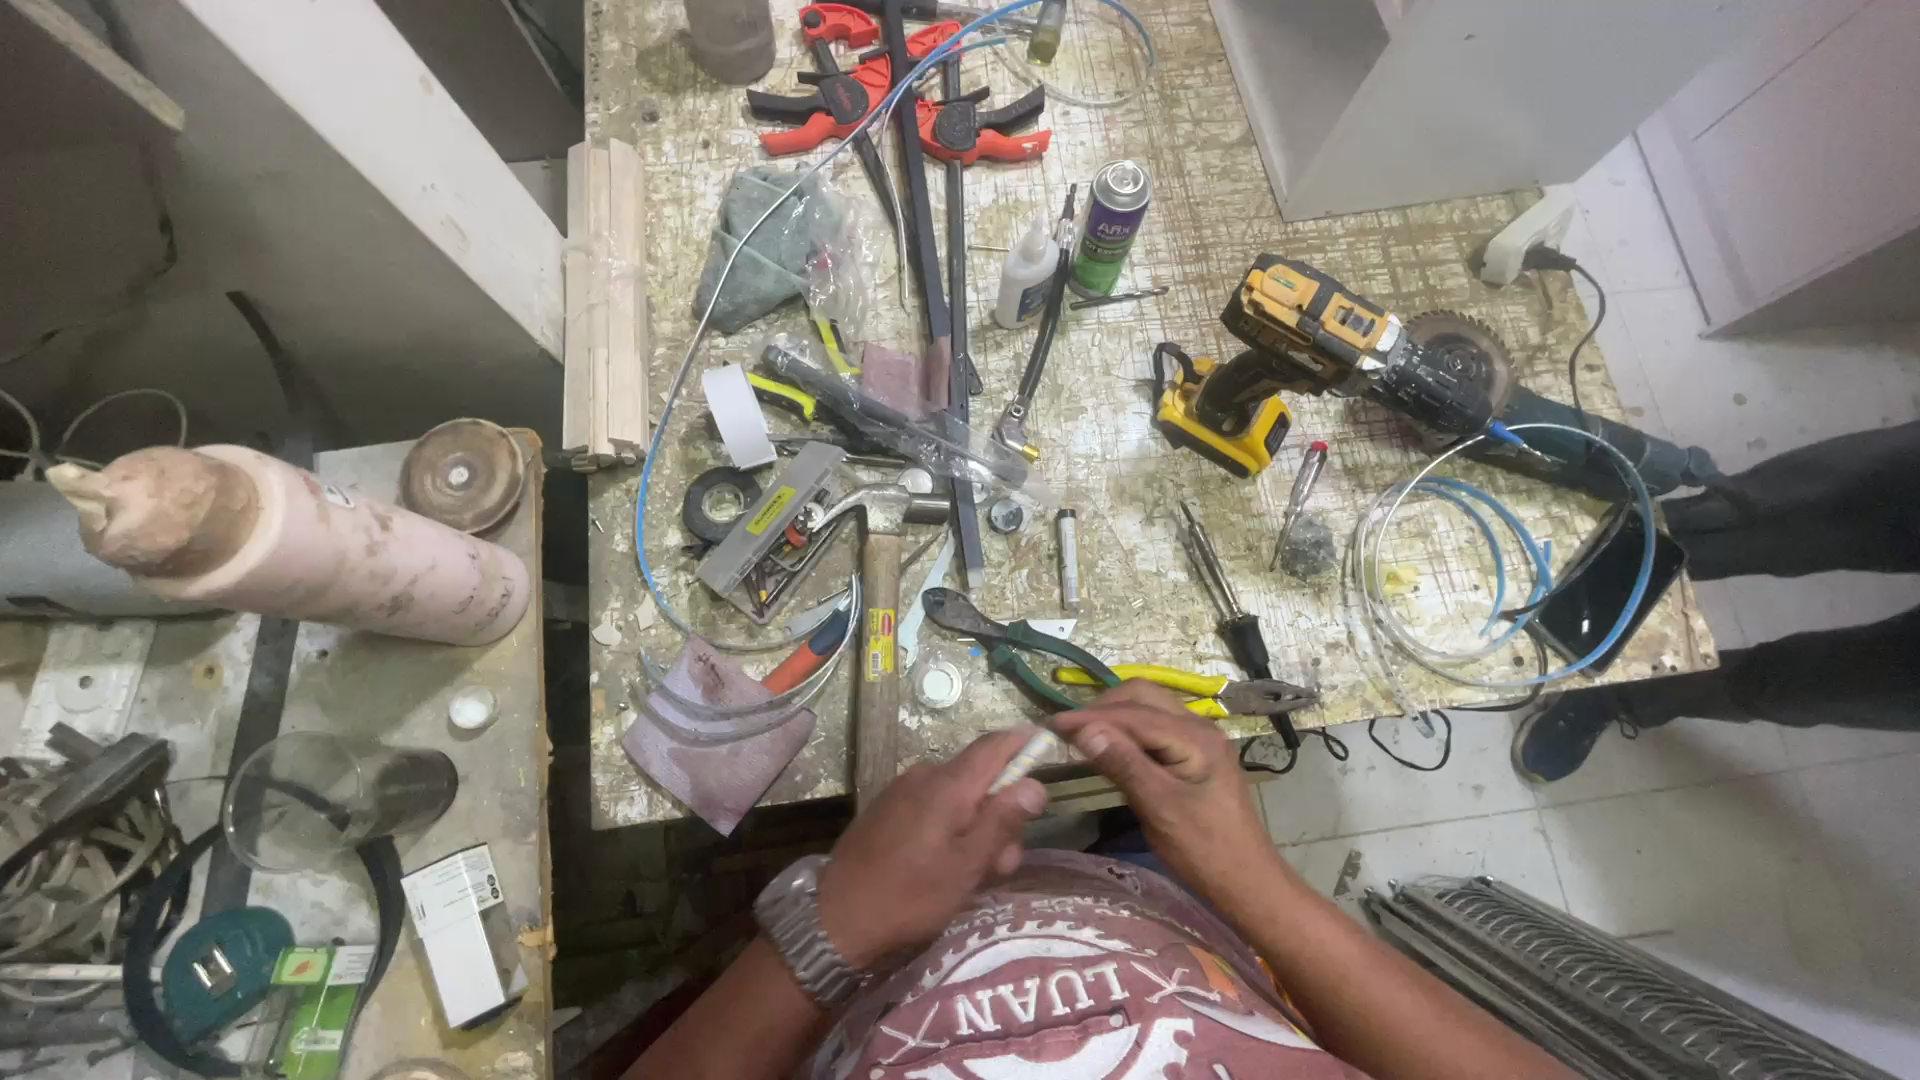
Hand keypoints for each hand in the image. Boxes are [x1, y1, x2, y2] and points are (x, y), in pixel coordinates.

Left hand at [816, 728, 1048, 968]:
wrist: (835, 919)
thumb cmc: (910, 895)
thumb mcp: (967, 866)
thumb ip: (1002, 821)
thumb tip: (1034, 784)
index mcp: (947, 784)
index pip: (994, 745)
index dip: (1023, 743)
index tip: (1047, 746)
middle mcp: (924, 775)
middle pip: (979, 778)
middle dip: (1000, 813)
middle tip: (1002, 864)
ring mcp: (902, 790)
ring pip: (957, 797)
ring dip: (975, 828)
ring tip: (970, 877)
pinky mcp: (887, 809)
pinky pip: (933, 806)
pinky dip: (949, 829)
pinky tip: (942, 868)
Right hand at [1052, 681, 1283, 904]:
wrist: (1248, 883)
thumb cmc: (1206, 851)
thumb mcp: (1161, 809)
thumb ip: (1124, 765)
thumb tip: (1085, 731)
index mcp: (1196, 737)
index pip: (1133, 713)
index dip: (1091, 717)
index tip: (1053, 726)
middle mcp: (1199, 727)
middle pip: (1141, 696)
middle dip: (1101, 708)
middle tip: (1067, 730)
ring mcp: (1198, 738)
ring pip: (1147, 707)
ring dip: (1112, 715)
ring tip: (1081, 735)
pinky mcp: (1193, 753)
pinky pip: (1153, 726)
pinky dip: (1125, 729)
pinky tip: (1108, 746)